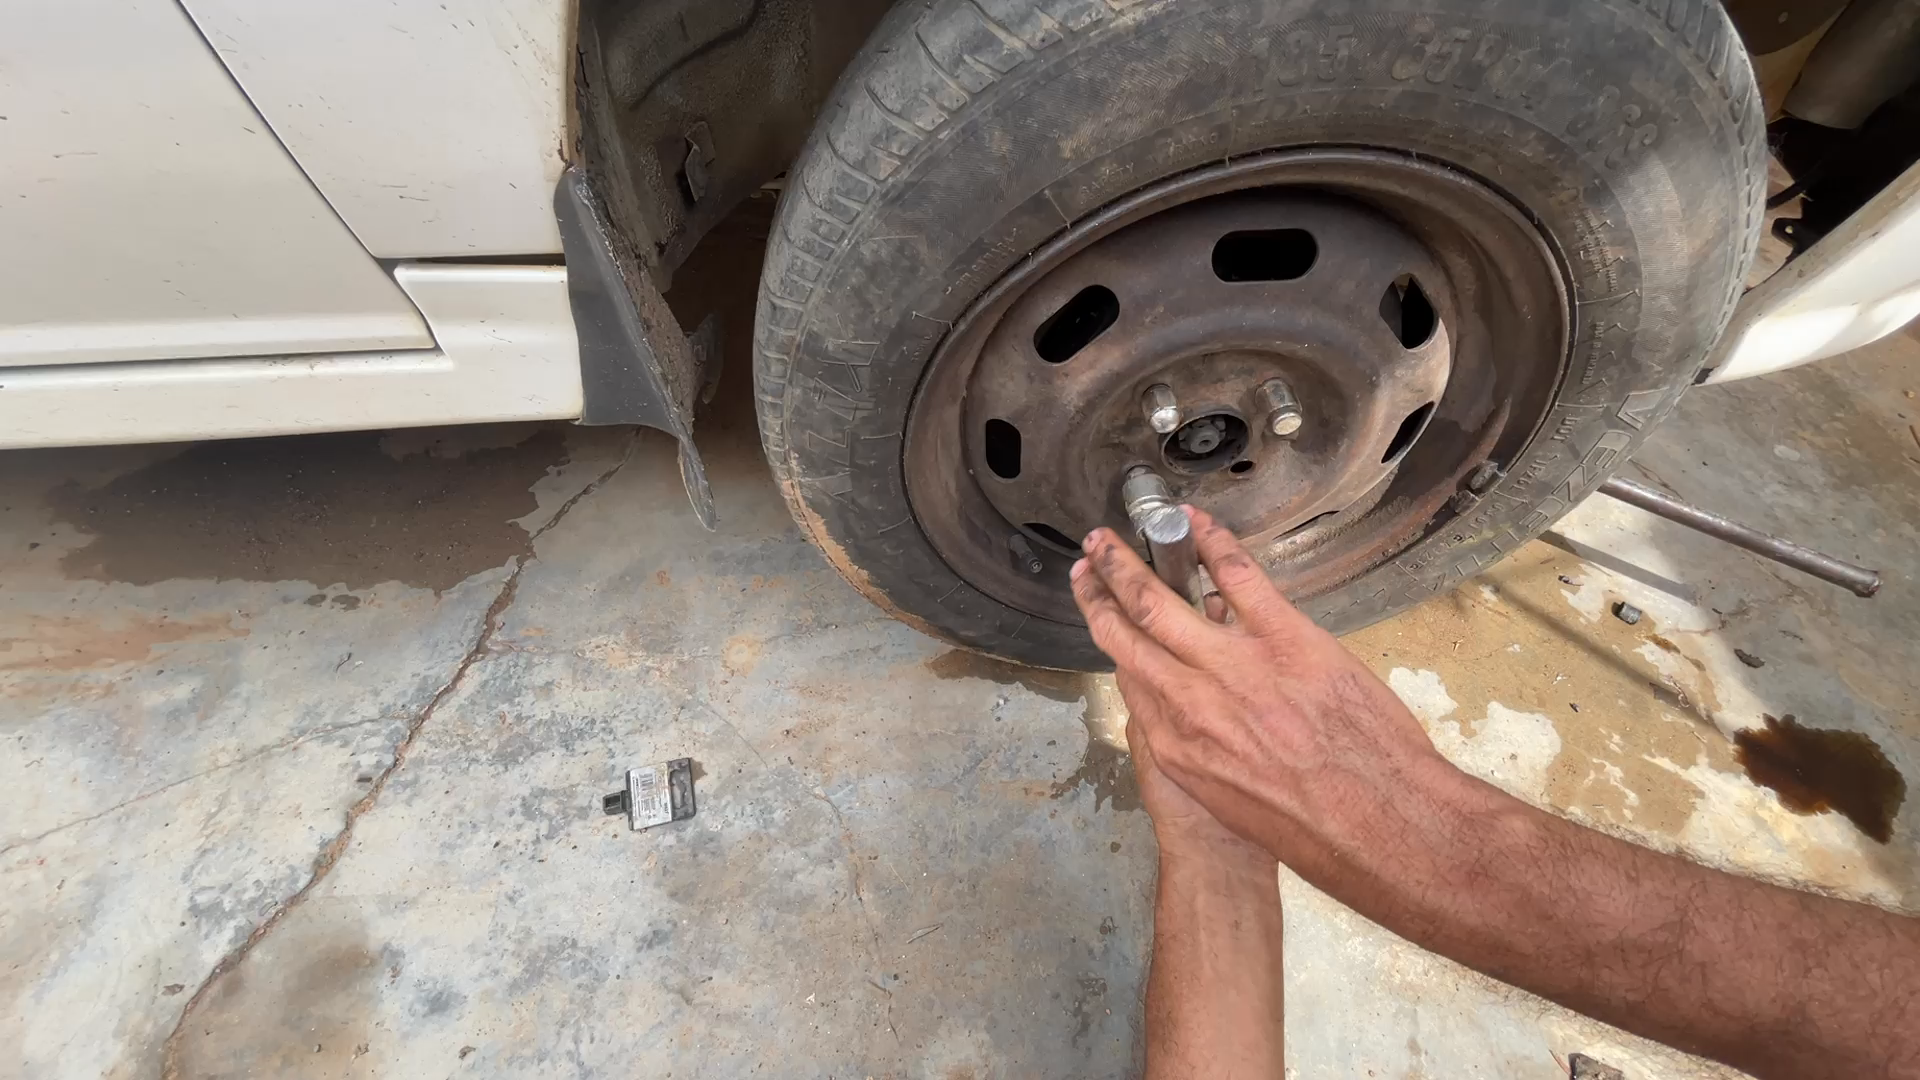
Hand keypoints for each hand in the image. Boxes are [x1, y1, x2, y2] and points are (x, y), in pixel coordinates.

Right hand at [1069, 507, 1451, 879]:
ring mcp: (1232, 663)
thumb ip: (1188, 742)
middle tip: (1086, 559)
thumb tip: (1180, 698)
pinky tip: (1192, 520)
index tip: (1095, 605)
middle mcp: (1188, 698)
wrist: (1379, 826)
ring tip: (1108, 540)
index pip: (1125, 669)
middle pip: (1126, 629)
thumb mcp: (1222, 796)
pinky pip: (1237, 576)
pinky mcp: (1283, 637)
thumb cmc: (1304, 824)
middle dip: (1097, 589)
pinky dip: (1211, 542)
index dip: (1105, 630)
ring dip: (1127, 563)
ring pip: (1160, 600)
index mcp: (1173, 739)